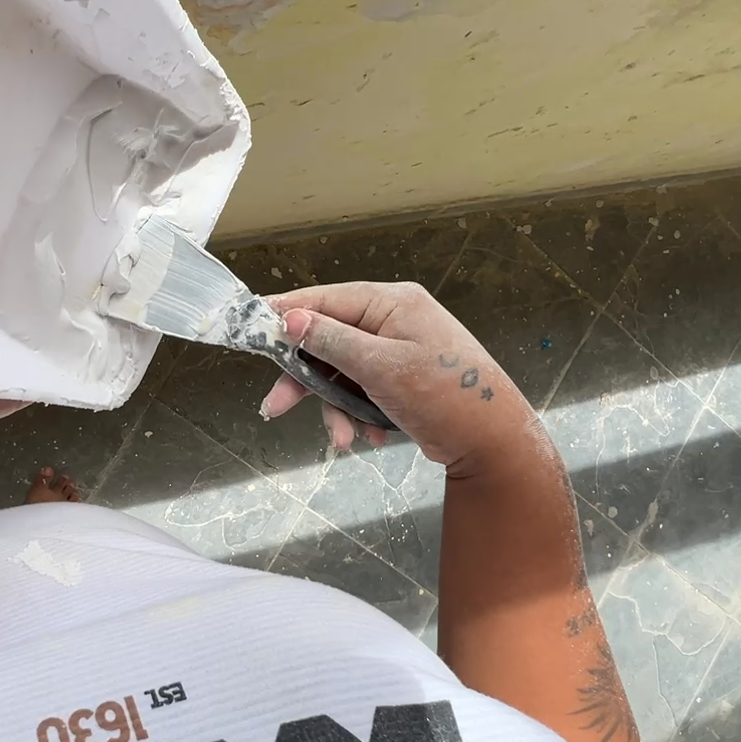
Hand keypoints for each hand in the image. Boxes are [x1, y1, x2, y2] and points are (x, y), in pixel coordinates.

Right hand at [261, 282, 535, 479]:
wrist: (492, 441)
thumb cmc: (442, 395)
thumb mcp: (380, 367)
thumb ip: (332, 341)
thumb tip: (290, 318)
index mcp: (390, 304)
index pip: (324, 300)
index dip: (285, 315)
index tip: (248, 327)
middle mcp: (390, 321)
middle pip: (327, 343)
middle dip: (306, 382)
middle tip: (275, 408)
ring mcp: (394, 351)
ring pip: (341, 374)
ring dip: (337, 409)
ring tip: (345, 439)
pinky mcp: (397, 379)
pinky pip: (360, 391)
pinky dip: (358, 415)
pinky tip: (371, 437)